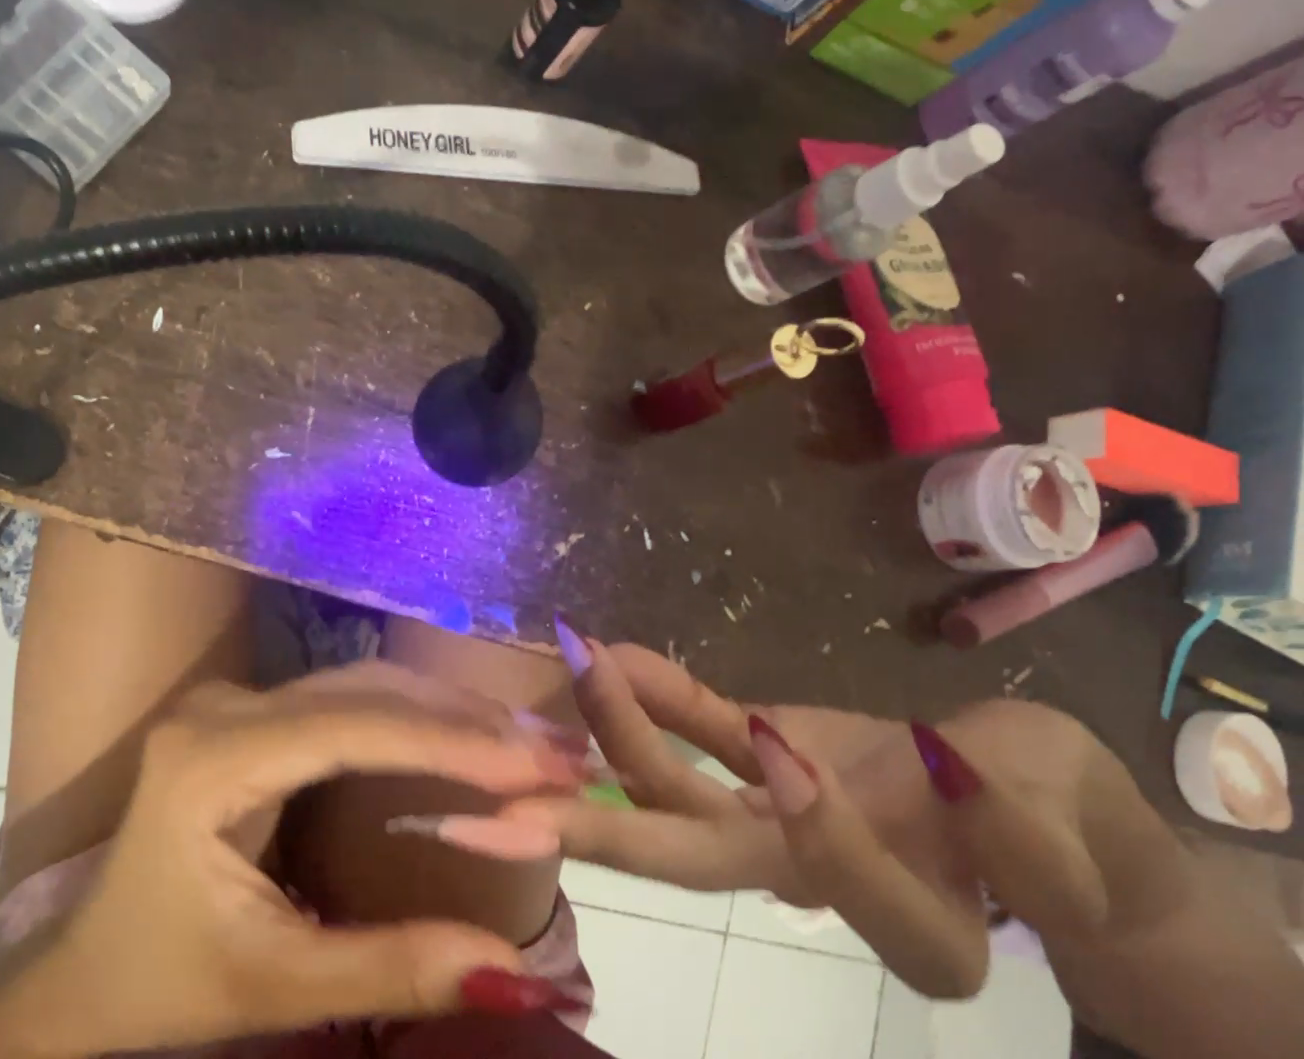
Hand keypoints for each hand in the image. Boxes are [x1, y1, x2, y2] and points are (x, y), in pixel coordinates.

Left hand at [0, 662, 590, 1055]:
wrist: (82, 970)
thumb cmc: (162, 979)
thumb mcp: (276, 986)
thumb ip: (392, 970)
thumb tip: (516, 966)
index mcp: (210, 763)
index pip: (354, 728)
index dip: (454, 742)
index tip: (543, 765)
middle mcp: (220, 712)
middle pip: (363, 692)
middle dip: (466, 719)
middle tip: (559, 751)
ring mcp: (230, 707)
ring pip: (358, 685)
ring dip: (446, 710)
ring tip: (531, 741)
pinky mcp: (245, 720)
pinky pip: (342, 701)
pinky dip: (411, 718)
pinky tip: (466, 736)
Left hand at [507, 631, 1185, 1000]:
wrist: (1010, 794)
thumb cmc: (1056, 815)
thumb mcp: (1059, 814)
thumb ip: (1013, 820)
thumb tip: (945, 768)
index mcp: (910, 919)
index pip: (862, 898)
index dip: (830, 837)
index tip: (786, 753)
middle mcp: (805, 876)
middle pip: (699, 864)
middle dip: (606, 833)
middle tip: (507, 814)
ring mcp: (758, 817)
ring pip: (672, 786)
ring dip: (619, 725)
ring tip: (581, 654)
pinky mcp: (745, 759)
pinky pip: (688, 731)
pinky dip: (651, 694)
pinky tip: (604, 648)